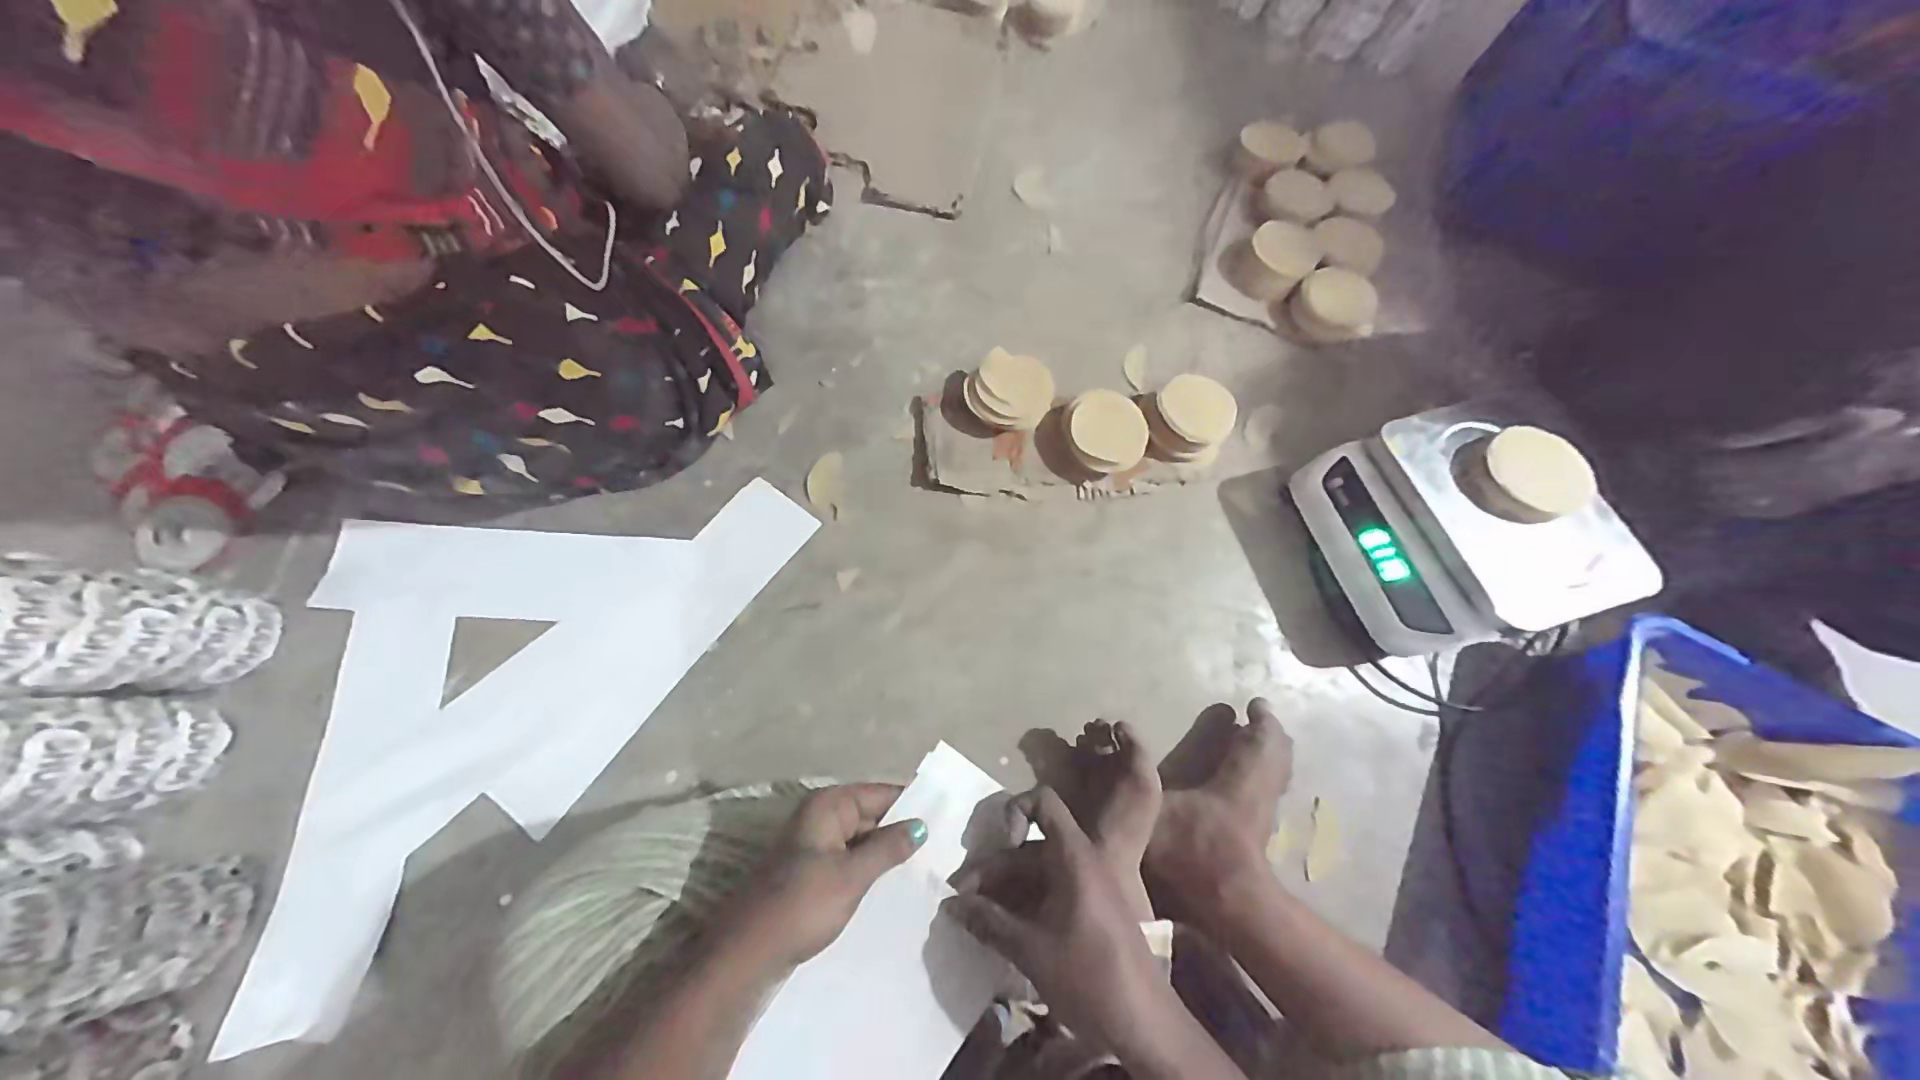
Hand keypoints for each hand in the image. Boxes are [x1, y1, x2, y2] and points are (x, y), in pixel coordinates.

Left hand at [719, 784, 926, 967]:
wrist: (747, 952)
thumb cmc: (802, 904)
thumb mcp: (852, 875)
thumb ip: (888, 848)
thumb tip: (920, 824)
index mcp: (829, 805)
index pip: (881, 793)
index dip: (912, 803)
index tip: (947, 815)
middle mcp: (821, 816)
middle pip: (872, 813)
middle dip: (902, 828)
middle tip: (943, 845)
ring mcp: (815, 843)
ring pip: (862, 838)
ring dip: (887, 850)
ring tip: (927, 863)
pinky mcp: (812, 869)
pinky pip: (850, 857)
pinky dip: (870, 865)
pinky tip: (894, 881)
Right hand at [943, 789, 1175, 1063]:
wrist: (1147, 1027)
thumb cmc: (1091, 976)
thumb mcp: (1032, 949)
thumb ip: (989, 922)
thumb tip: (950, 904)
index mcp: (1073, 855)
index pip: (1042, 802)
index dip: (1014, 811)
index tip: (997, 844)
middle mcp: (1079, 862)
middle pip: (1027, 848)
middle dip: (990, 870)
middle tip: (958, 899)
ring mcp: (1083, 890)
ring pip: (1033, 876)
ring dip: (1001, 893)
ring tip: (969, 919)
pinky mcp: (1085, 915)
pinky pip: (1045, 896)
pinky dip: (1019, 907)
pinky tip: (994, 933)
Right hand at [1146, 698, 1292, 919]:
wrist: (1227, 904)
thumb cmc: (1194, 851)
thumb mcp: (1158, 808)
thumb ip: (1139, 772)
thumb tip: (1122, 735)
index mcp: (1240, 777)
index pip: (1261, 739)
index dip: (1261, 720)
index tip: (1252, 704)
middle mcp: (1260, 790)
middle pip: (1278, 755)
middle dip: (1268, 735)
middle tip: (1253, 721)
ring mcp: (1266, 814)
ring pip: (1280, 776)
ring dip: (1271, 756)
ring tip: (1251, 744)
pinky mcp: (1262, 832)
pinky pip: (1272, 793)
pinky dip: (1267, 778)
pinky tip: (1244, 783)